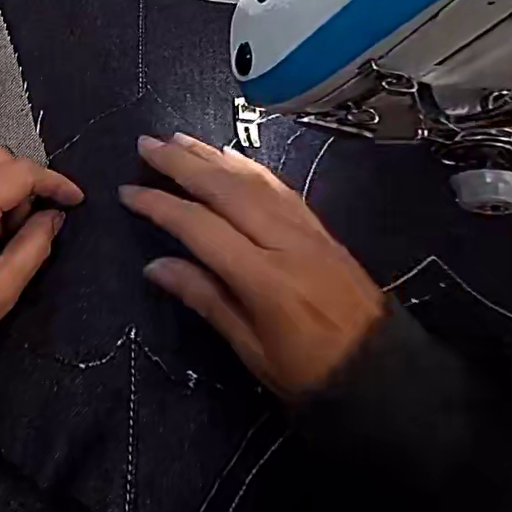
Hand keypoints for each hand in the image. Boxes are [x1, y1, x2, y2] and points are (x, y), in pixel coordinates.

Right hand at [122, 133, 385, 397]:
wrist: (382, 370)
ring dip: (210, 154)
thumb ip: (204, 298)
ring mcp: (304, 226)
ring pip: (250, 178)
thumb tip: (156, 265)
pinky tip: (228, 154)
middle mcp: (283, 240)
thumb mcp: (251, 349)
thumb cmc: (309, 372)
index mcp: (264, 278)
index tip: (129, 191)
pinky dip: (247, 164)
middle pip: (224, 189)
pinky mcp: (317, 223)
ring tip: (178, 139)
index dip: (160, 205)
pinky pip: (276, 183)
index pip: (200, 227)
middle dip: (181, 163)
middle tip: (147, 144)